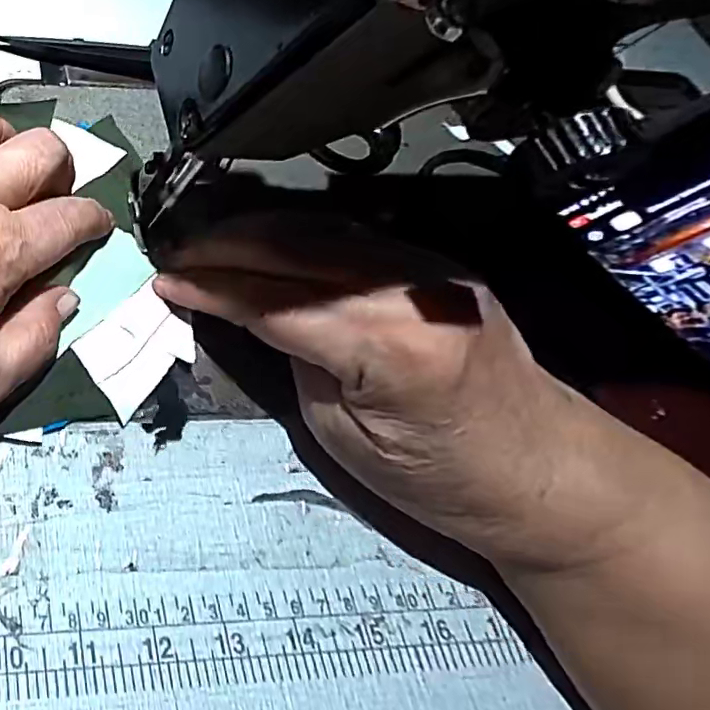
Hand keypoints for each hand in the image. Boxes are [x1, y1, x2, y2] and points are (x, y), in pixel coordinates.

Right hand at [154, 214, 679, 574]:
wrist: (543, 472)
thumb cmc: (437, 480)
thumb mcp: (340, 435)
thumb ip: (297, 357)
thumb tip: (253, 310)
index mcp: (385, 344)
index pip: (273, 300)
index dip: (211, 287)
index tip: (165, 279)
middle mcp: (409, 287)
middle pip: (292, 248)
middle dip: (224, 246)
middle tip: (175, 254)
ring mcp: (429, 266)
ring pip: (318, 230)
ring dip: (255, 232)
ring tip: (207, 244)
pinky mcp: (436, 261)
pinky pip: (349, 237)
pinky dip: (295, 237)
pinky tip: (264, 242)